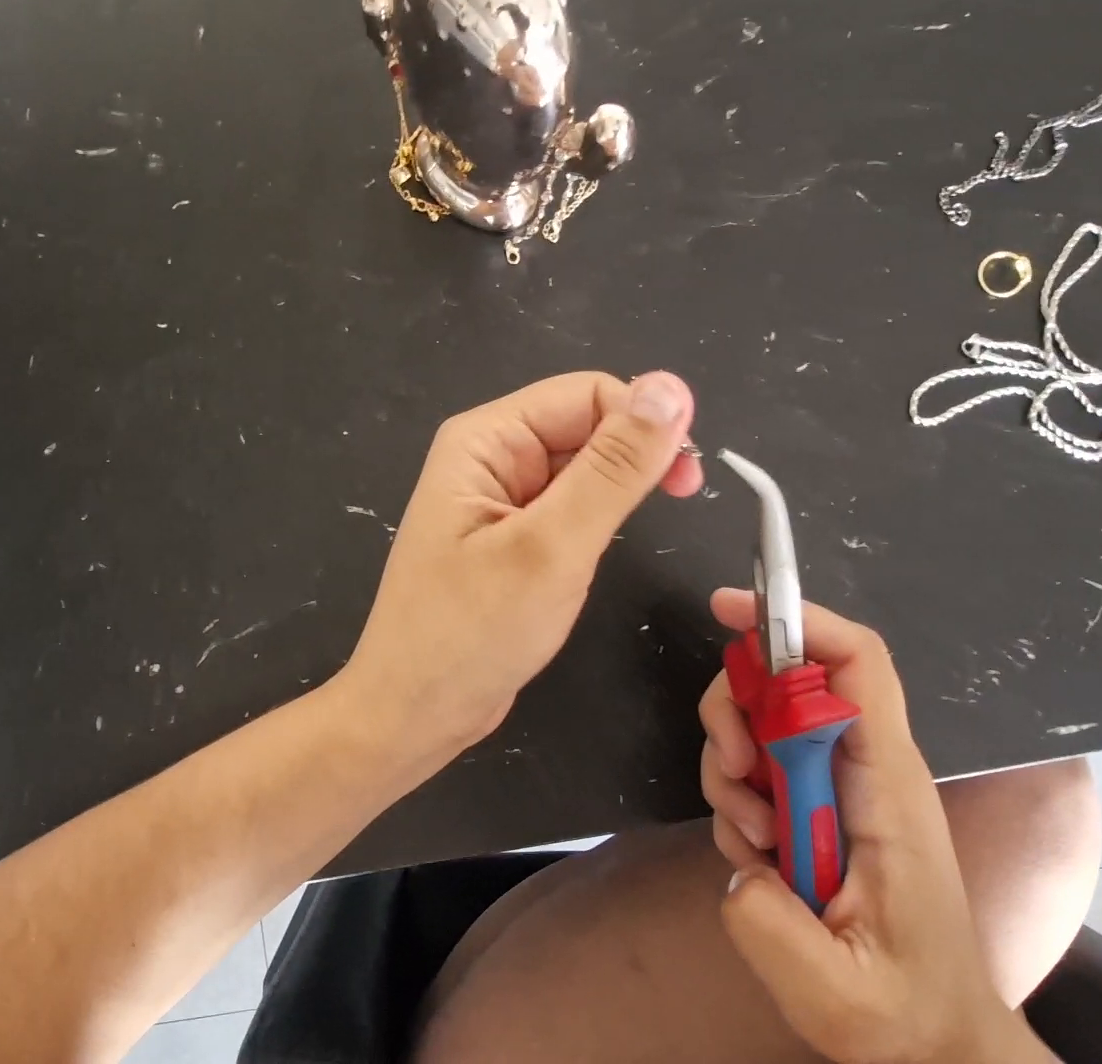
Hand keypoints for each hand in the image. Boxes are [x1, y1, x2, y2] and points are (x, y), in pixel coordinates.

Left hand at [345, 371, 701, 744]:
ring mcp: (500, 500)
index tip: (686, 477)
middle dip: (632, 461)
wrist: (415, 712)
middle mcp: (491, 458)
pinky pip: (569, 510)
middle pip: (586, 427)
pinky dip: (593, 529)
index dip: (644, 422)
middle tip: (672, 507)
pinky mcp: (511, 538)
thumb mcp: (552, 548)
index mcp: (486, 441)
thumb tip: (670, 390)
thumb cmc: (472, 633)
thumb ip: (614, 469)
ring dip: (613, 499)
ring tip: (602, 550)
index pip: (587, 394)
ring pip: (583, 471)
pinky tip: (586, 562)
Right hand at [698, 590, 1057, 1063]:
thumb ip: (773, 929)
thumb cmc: (906, 1014)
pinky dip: (734, 805)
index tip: (728, 608)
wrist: (931, 1040)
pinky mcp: (809, 808)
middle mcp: (860, 770)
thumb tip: (735, 868)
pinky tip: (758, 860)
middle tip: (732, 776)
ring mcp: (831, 787)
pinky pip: (752, 773)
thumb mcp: (838, 995)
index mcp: (887, 788)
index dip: (797, 621)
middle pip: (783, 684)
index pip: (856, 666)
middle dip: (736, 714)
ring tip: (756, 846)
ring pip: (757, 727)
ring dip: (729, 773)